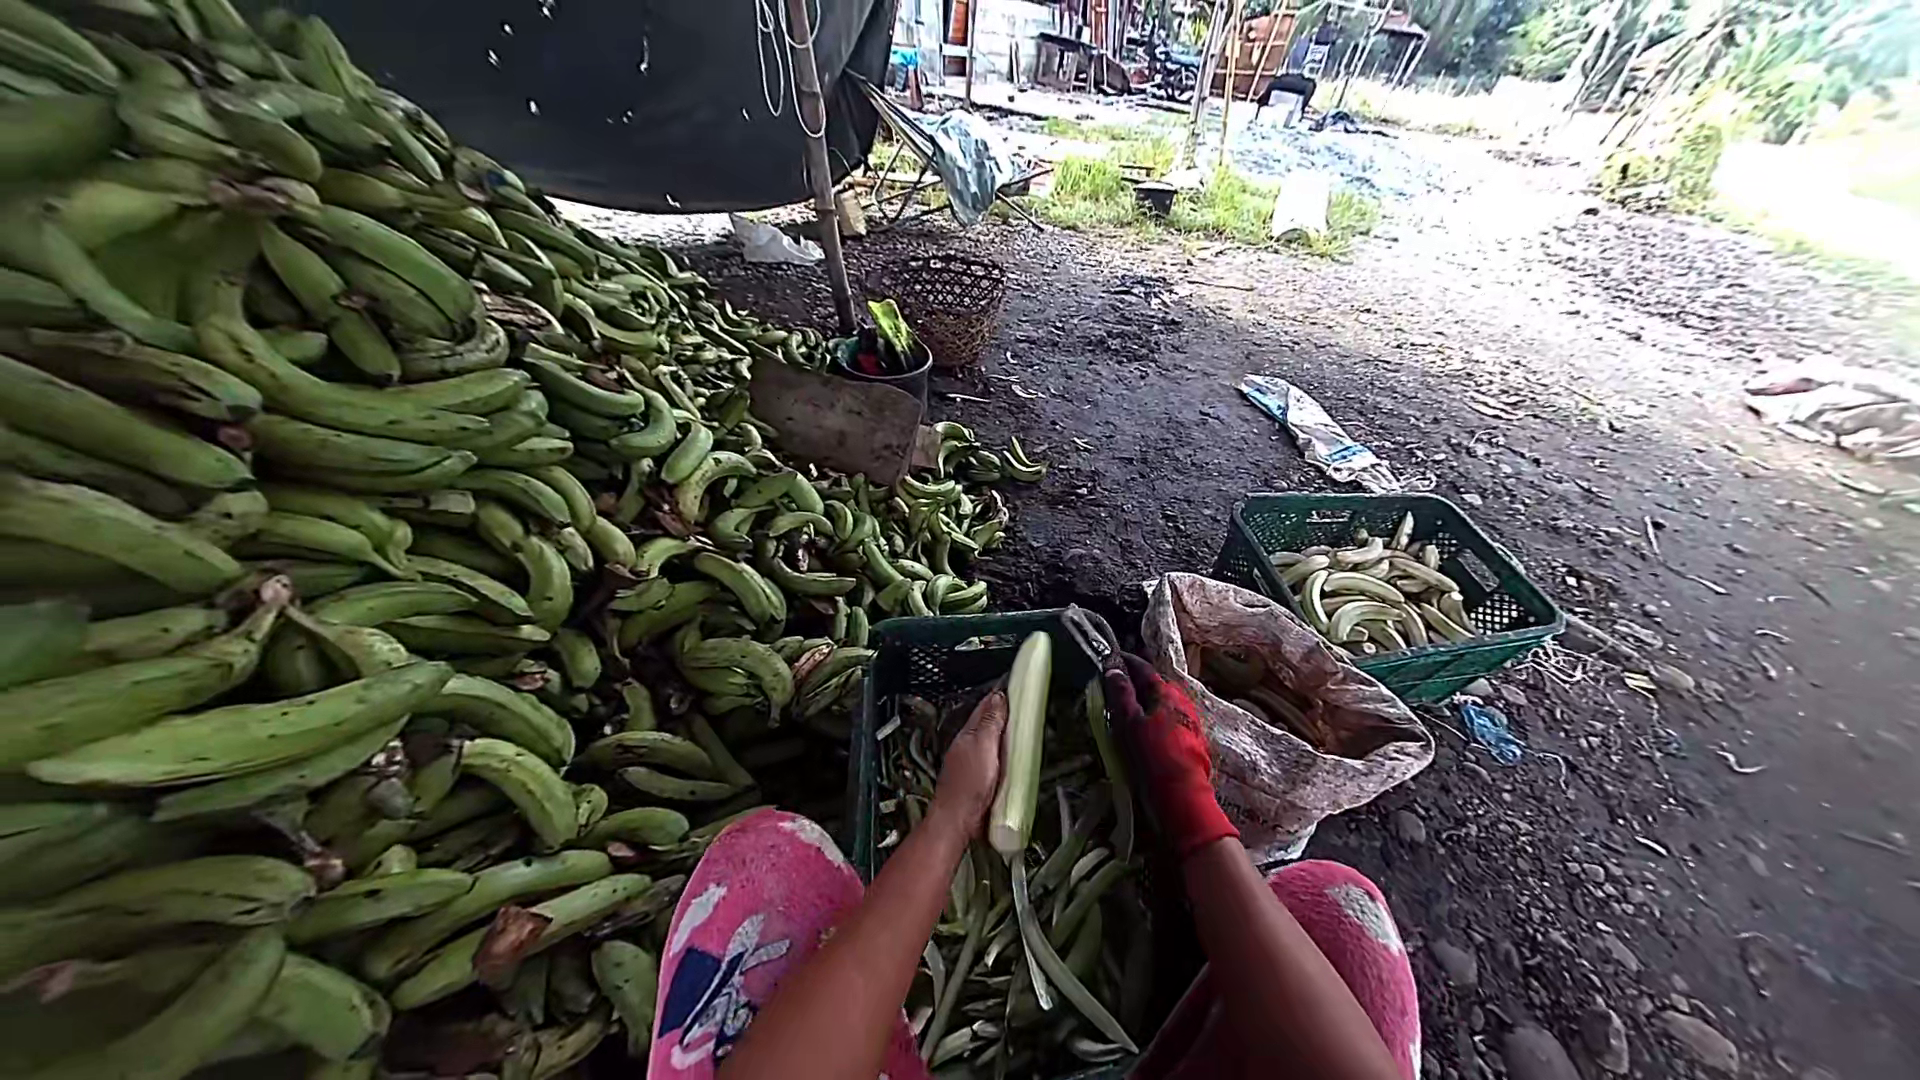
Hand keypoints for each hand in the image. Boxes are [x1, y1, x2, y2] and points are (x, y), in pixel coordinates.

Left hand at [929, 689, 1007, 839]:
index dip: (999, 697)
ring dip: (1002, 733)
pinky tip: (1011, 758)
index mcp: (969, 733)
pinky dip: (1003, 754)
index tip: (1013, 688)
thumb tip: (998, 698)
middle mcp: (968, 745)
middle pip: (987, 723)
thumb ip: (991, 723)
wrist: (958, 820)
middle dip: (1002, 713)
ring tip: (1017, 727)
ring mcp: (973, 762)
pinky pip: (994, 760)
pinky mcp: (979, 779)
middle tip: (1019, 705)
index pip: (985, 707)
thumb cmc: (968, 785)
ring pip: (990, 741)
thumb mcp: (984, 747)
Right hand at [1103, 653, 1238, 858]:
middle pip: (1153, 685)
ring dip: (1142, 702)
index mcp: (1167, 693)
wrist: (1183, 800)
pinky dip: (1151, 719)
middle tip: (1111, 685)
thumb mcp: (1128, 723)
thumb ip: (1120, 693)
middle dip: (1133, 683)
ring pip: (1161, 704)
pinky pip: (1167, 721)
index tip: (1109, 657)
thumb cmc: (1152, 757)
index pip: (1143, 668)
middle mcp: (1182, 702)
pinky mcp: (1191, 741)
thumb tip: (1113, 666)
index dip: (1125, 661)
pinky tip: (1141, 732)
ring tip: (1123, 710)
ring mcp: (1190, 722)